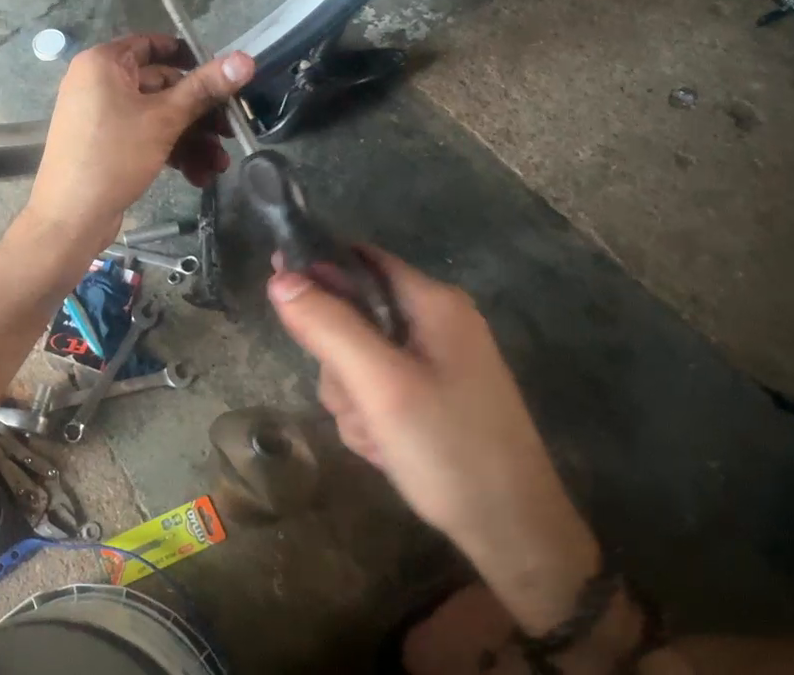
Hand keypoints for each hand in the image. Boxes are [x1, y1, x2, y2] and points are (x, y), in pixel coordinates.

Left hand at [27, 34, 253, 251]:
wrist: (70, 216)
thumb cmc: (114, 155)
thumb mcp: (164, 119)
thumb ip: (205, 89)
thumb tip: (245, 60)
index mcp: (103, 63)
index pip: (151, 44)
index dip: (188, 56)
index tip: (220, 74)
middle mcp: (97, 82)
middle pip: (160, 86)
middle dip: (199, 114)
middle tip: (229, 133)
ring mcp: (99, 116)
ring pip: (155, 117)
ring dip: (191, 139)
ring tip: (218, 165)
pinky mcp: (104, 145)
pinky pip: (142, 137)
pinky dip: (169, 152)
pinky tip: (198, 176)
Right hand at [267, 249, 599, 633]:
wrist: (513, 533)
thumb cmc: (450, 449)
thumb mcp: (380, 385)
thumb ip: (328, 326)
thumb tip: (279, 278)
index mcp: (434, 303)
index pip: (358, 260)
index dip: (315, 270)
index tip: (280, 300)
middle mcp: (435, 324)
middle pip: (351, 314)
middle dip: (337, 359)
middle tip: (354, 399)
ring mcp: (433, 363)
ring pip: (355, 358)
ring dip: (350, 396)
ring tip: (376, 433)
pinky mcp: (430, 397)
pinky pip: (374, 389)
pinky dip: (368, 416)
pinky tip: (385, 447)